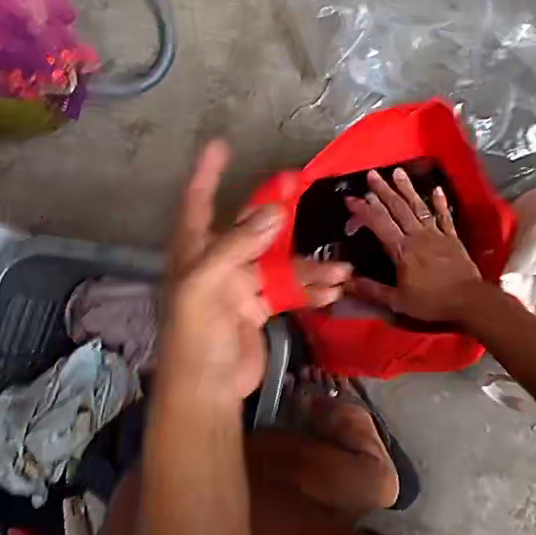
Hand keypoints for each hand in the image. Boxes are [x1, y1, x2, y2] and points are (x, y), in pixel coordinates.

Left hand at [159, 141, 349, 405]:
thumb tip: (274, 212)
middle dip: (279, 218)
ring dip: (309, 268)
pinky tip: (332, 292)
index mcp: (193, 254)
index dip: (207, 175)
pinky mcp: (257, 309)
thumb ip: (238, 245)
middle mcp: (216, 264)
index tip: (220, 146)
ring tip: (342, 270)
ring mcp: (238, 287)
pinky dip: (308, 291)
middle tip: (302, 193)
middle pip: (251, 231)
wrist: (206, 388)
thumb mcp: (207, 285)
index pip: (197, 204)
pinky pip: (286, 292)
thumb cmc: (195, 336)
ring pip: (278, 265)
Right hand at [344, 168, 487, 322]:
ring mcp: (437, 235)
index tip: (350, 199)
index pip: (379, 224)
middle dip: (383, 190)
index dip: (363, 210)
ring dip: (407, 189)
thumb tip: (347, 282)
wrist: (468, 301)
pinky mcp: (453, 238)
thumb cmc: (431, 302)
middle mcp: (418, 236)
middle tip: (372, 174)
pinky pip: (444, 216)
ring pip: (418, 207)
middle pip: (397, 208)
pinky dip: (440, 202)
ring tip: (397, 172)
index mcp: (402, 250)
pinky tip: (436, 189)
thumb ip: (372, 290)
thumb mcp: (398, 301)